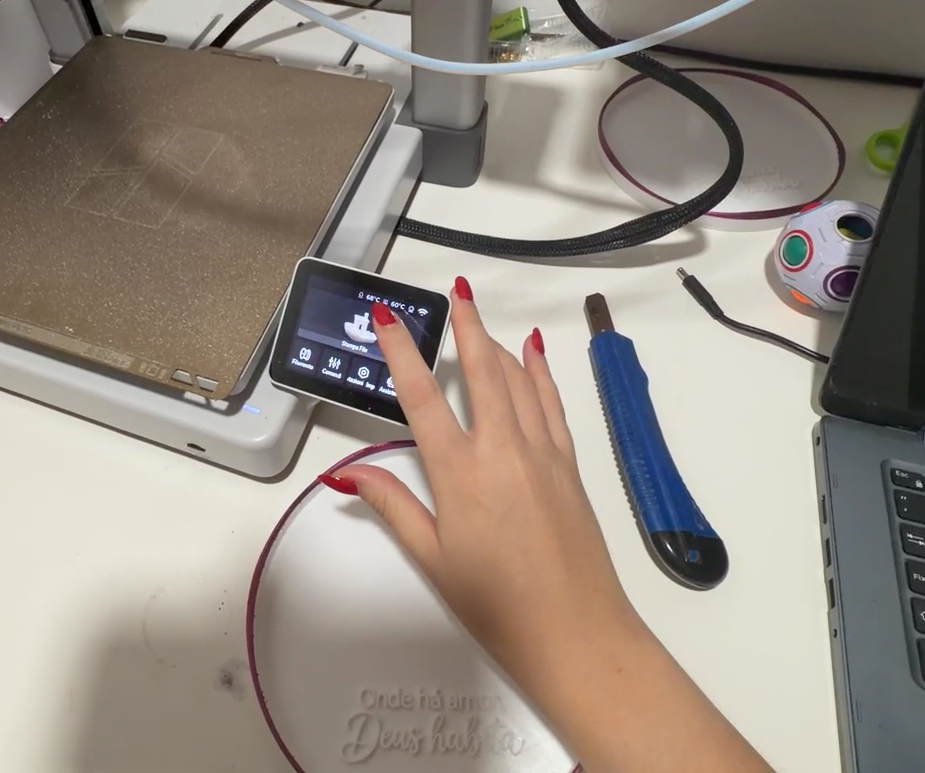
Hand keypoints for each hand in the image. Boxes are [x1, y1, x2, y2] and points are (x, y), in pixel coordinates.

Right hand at [326, 279, 643, 691]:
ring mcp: (541, 451)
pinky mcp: (568, 463)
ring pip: (517, 379)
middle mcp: (502, 449)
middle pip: (481, 370)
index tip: (388, 317)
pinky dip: (540, 371)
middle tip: (456, 289)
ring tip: (480, 316)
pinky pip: (551, 403)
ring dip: (497, 342)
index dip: (402, 351)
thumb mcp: (432, 557)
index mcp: (460, 472)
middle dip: (466, 324)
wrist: (578, 635)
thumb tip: (346, 474)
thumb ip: (390, 505)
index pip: (422, 396)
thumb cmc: (497, 604)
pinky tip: (535, 350)